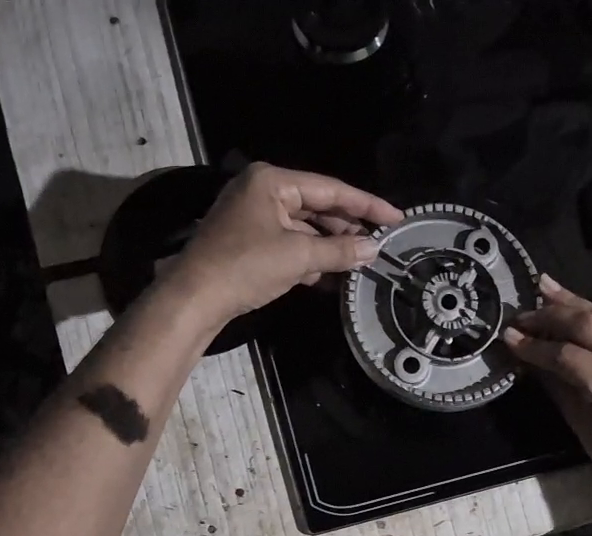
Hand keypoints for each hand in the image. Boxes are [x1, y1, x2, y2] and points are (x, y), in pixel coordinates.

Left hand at [163, 163, 402, 325]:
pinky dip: (309, 259)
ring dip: (329, 247)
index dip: (366, 204)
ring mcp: (252, 217)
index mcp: (272, 181)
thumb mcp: (298, 257)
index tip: (396, 217)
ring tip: (359, 263)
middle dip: (347, 228)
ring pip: (303, 228)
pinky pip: (288, 244)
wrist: (194, 298)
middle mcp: (261, 191)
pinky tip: (328, 277)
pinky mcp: (248, 242)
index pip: (330, 189)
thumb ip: (339, 251)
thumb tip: (373, 248)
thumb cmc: (245, 267)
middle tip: (379, 244)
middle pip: (317, 207)